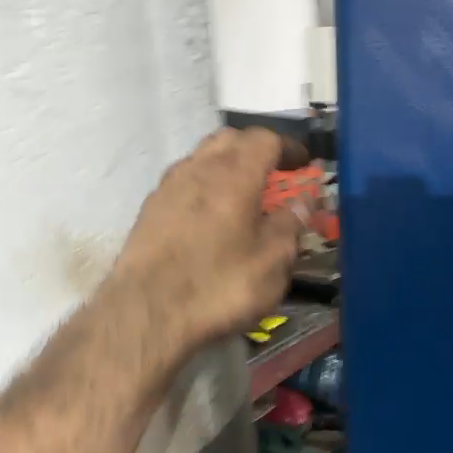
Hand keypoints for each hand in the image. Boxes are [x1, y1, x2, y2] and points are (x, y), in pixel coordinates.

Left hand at [114, 127, 301, 347]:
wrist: (148, 312)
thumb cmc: (220, 285)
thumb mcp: (273, 262)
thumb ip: (290, 225)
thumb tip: (302, 201)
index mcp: (234, 174)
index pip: (265, 140)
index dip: (289, 147)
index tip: (304, 163)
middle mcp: (198, 168)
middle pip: (230, 140)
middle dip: (256, 149)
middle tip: (276, 173)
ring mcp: (169, 187)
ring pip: (203, 158)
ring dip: (228, 166)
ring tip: (245, 194)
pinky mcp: (151, 210)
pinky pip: (185, 183)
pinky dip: (206, 187)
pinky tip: (213, 216)